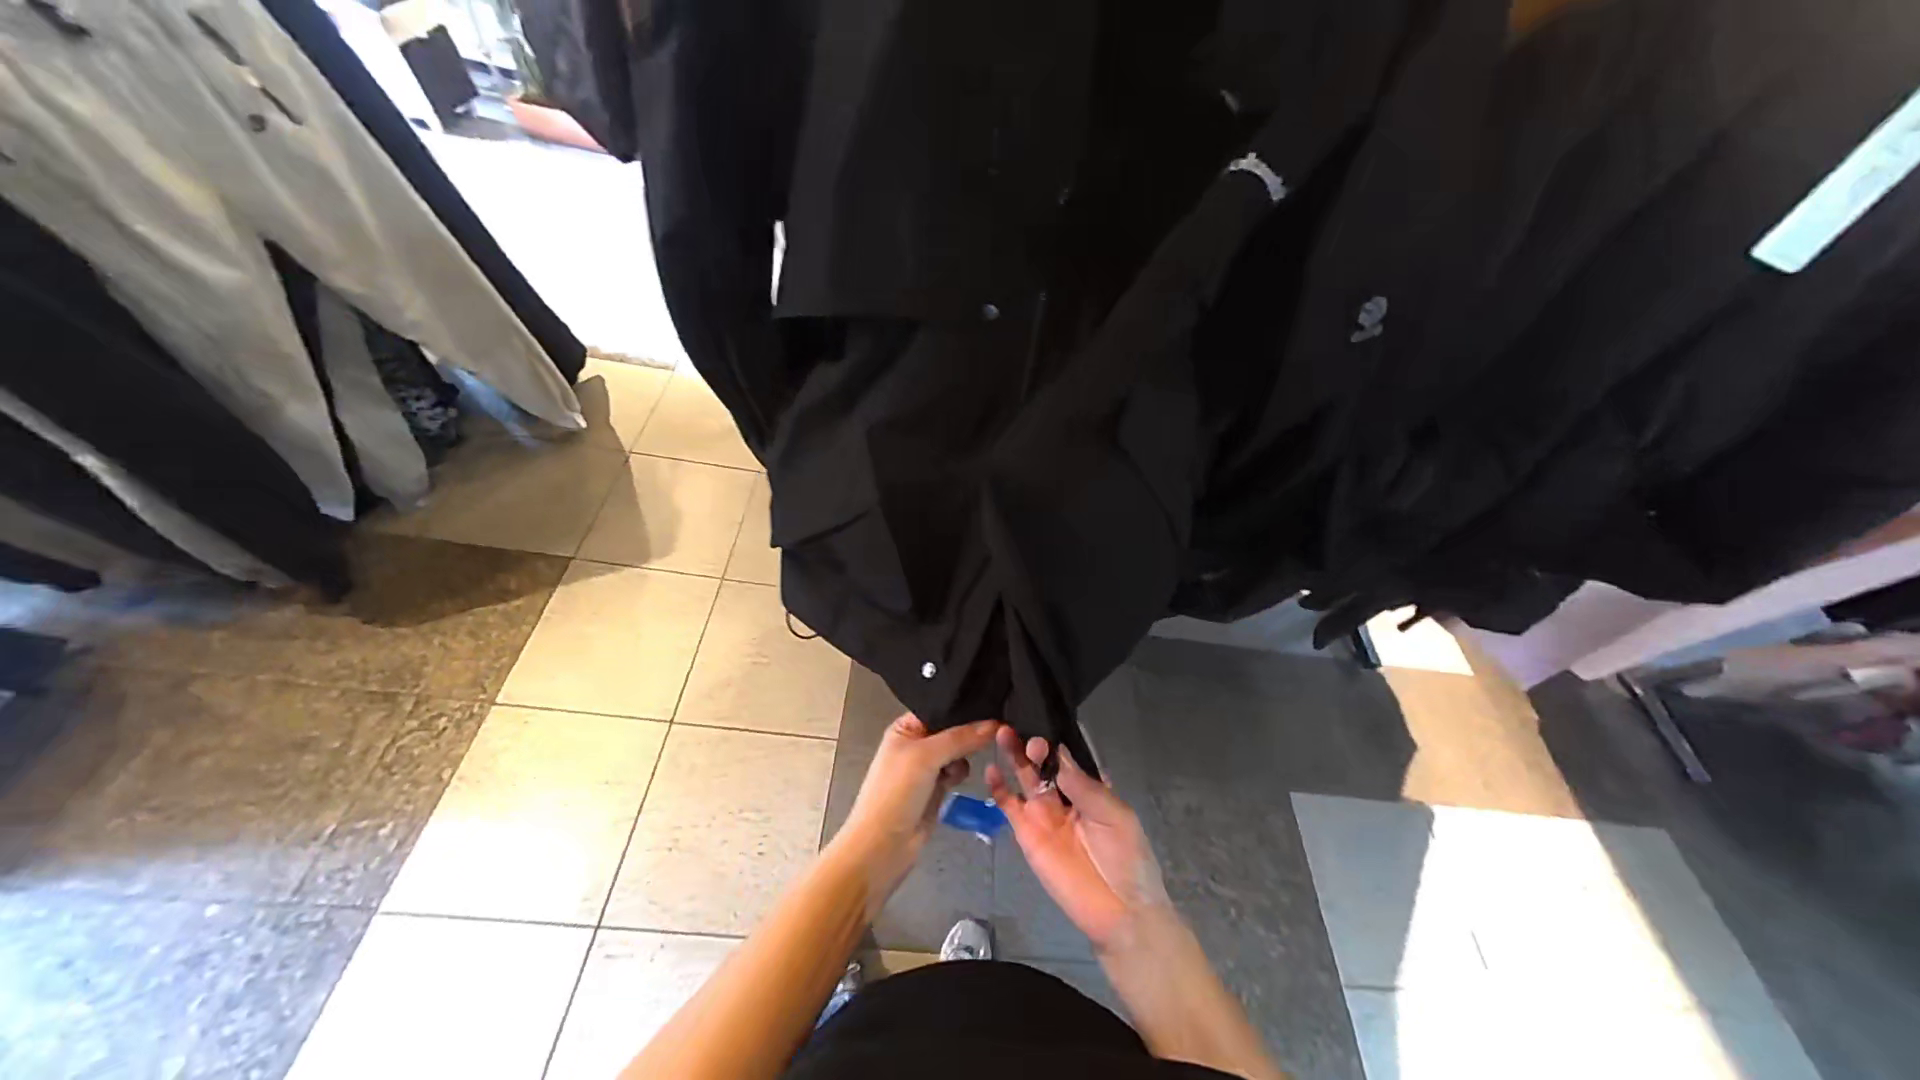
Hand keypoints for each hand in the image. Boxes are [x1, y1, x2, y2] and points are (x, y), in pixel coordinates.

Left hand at [835, 714, 997, 904]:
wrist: (884, 845)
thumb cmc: (897, 792)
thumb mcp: (926, 756)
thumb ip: (960, 738)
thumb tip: (994, 723)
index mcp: (905, 728)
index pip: (939, 708)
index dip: (962, 706)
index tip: (991, 702)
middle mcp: (916, 743)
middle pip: (951, 729)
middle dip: (969, 731)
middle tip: (994, 729)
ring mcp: (926, 768)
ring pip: (957, 750)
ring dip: (964, 755)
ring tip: (961, 763)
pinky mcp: (937, 788)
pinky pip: (957, 771)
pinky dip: (960, 773)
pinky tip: (956, 781)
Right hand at [986, 728, 1172, 952]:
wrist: (1119, 911)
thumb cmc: (1127, 858)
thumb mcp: (1115, 815)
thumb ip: (1084, 786)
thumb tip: (1059, 753)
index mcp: (1091, 787)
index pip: (1069, 755)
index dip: (1057, 740)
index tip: (1045, 722)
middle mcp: (1065, 795)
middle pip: (1044, 762)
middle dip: (1035, 745)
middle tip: (1030, 738)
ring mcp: (1043, 813)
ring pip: (1025, 776)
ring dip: (1014, 755)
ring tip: (1003, 733)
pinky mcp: (1026, 833)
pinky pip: (1009, 805)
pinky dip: (998, 787)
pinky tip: (991, 770)